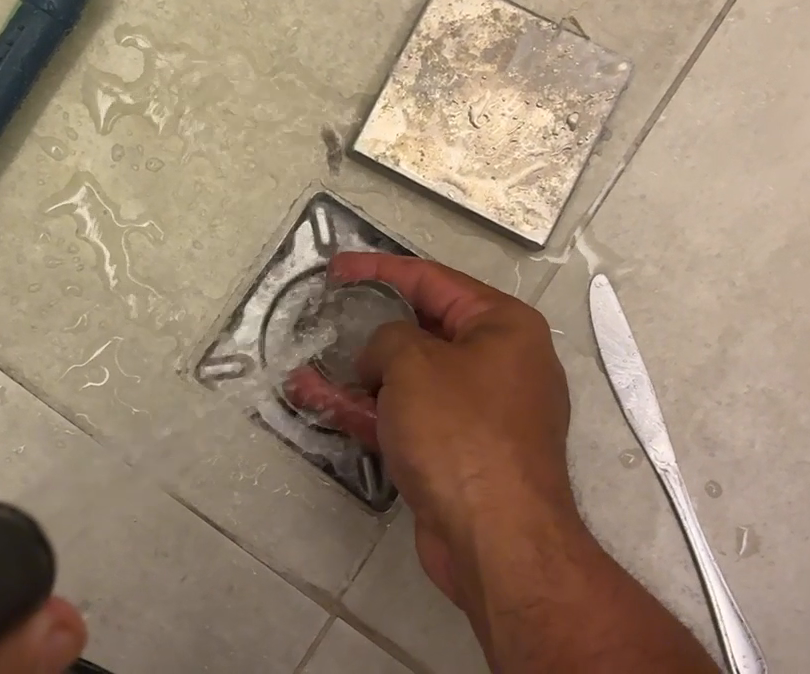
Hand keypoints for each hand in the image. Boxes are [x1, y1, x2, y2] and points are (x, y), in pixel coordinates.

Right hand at [285, 253, 577, 611]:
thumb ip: (386, 337)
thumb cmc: (461, 432)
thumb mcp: (413, 360)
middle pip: (420, 327)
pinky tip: (317, 400)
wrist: (496, 541)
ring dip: (356, 371)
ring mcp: (477, 410)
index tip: (335, 268)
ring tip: (306, 362)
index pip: (431, 279)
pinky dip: (365, 407)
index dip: (378, 269)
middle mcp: (497, 362)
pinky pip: (405, 414)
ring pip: (406, 376)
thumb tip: (380, 359)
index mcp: (503, 326)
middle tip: (325, 311)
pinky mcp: (456, 450)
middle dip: (367, 323)